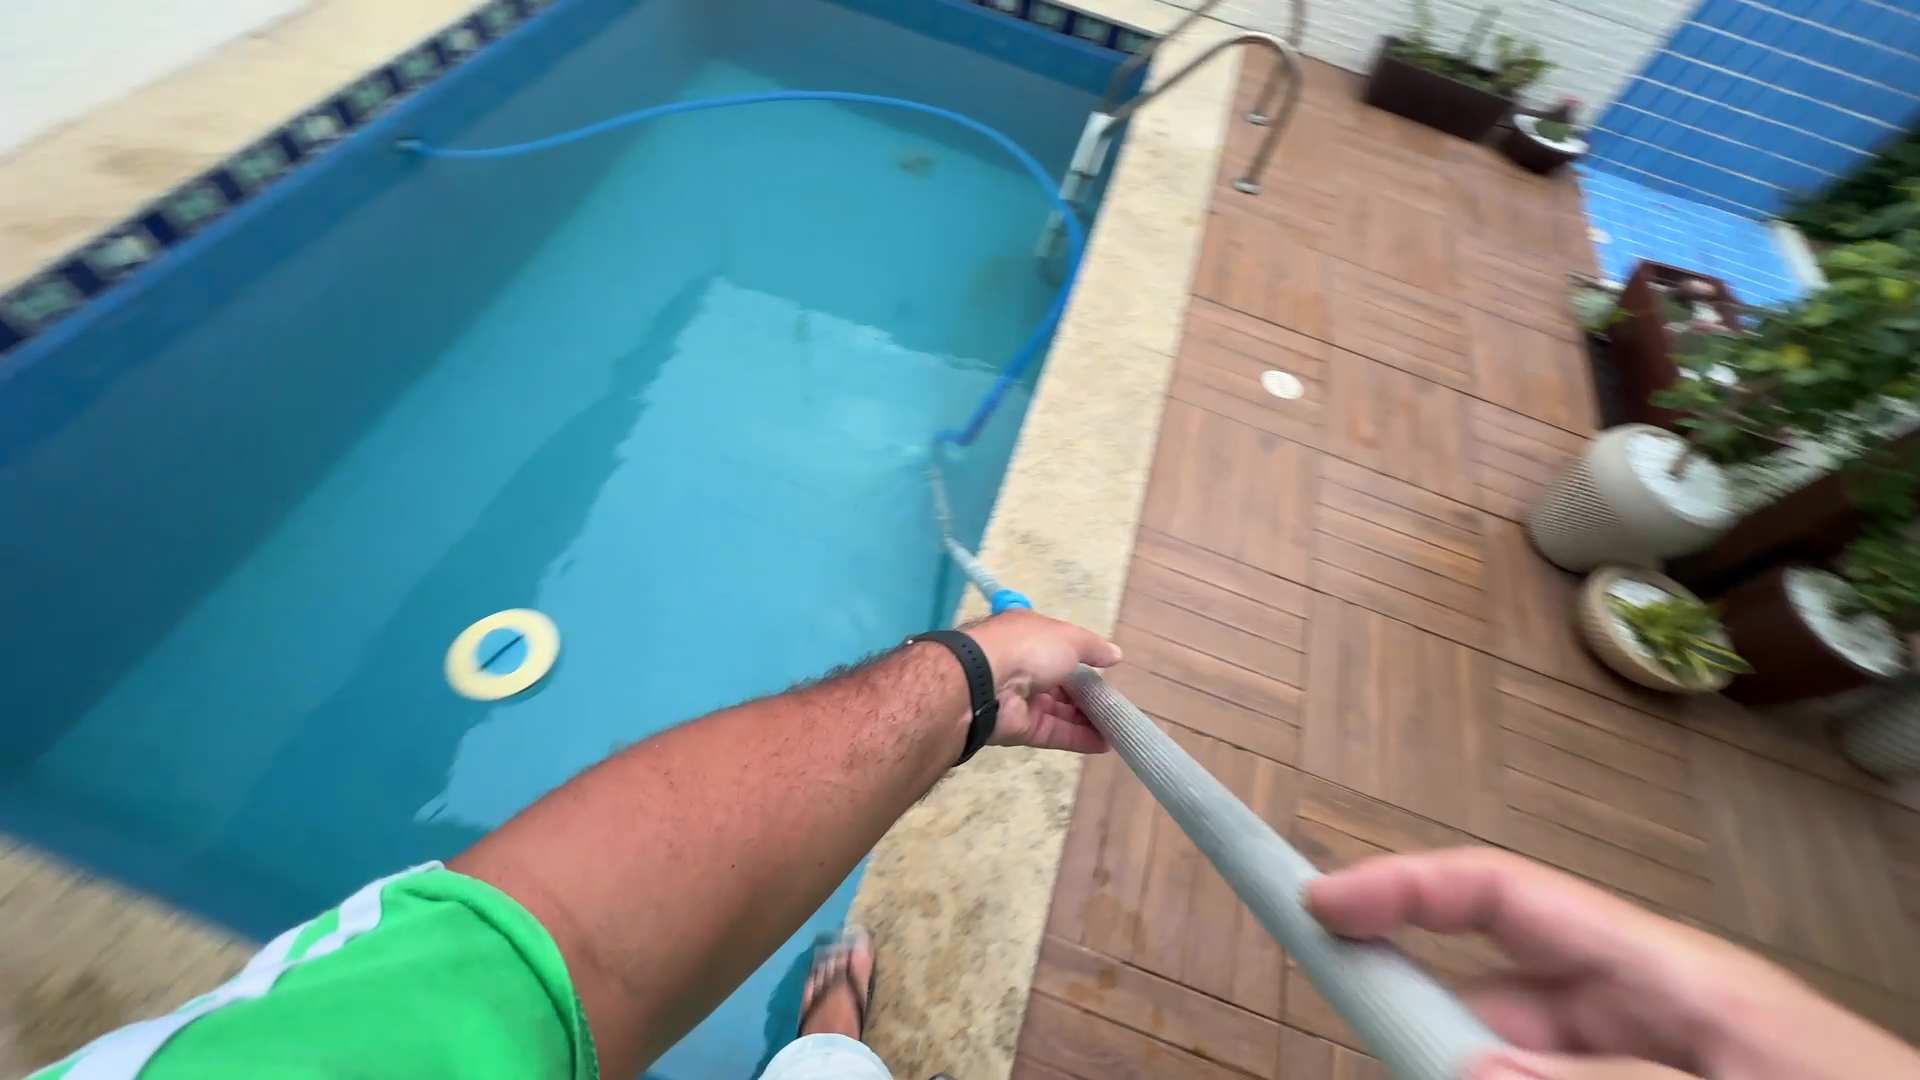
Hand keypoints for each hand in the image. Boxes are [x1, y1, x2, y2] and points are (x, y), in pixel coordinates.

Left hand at [962, 610, 1121, 753]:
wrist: (985, 681)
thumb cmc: (1029, 647)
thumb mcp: (1069, 637)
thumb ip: (1093, 648)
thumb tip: (1115, 655)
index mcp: (1028, 635)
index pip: (1059, 648)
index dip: (1082, 659)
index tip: (1106, 671)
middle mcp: (1022, 665)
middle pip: (1060, 683)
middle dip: (1088, 695)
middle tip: (1115, 705)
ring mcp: (1020, 698)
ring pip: (1059, 711)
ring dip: (1088, 719)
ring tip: (1118, 727)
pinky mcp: (1020, 728)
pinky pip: (1054, 732)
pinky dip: (1079, 737)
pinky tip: (1105, 743)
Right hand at [1304, 848, 1919, 1079]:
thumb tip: (1463, 1064)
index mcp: (1663, 970)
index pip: (1497, 890)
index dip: (1398, 886)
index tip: (1317, 908)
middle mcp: (1641, 1007)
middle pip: (1492, 996)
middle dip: (1428, 1028)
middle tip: (1389, 1057)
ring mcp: (1643, 1065)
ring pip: (1515, 1060)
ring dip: (1472, 1069)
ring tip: (1430, 1065)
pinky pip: (1549, 1078)